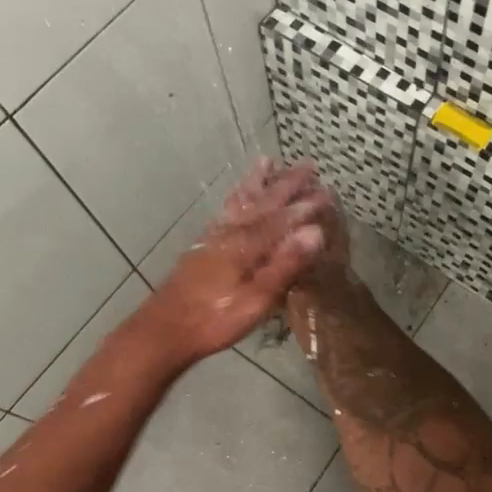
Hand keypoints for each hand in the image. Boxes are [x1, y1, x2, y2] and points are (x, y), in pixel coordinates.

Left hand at [126, 159, 332, 367]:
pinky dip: (236, 196)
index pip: (282, 219)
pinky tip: (238, 197)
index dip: (305, 206)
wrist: (164, 330)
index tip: (328, 191)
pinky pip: (226, 210)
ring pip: (240, 201)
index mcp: (246, 245)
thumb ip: (285, 265)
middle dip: (286, 184)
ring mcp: (214, 237)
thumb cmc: (214, 321)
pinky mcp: (204, 245)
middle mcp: (230, 232)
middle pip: (262, 202)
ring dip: (257, 182)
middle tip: (308, 164)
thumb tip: (315, 232)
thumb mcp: (256, 300)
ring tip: (268, 161)